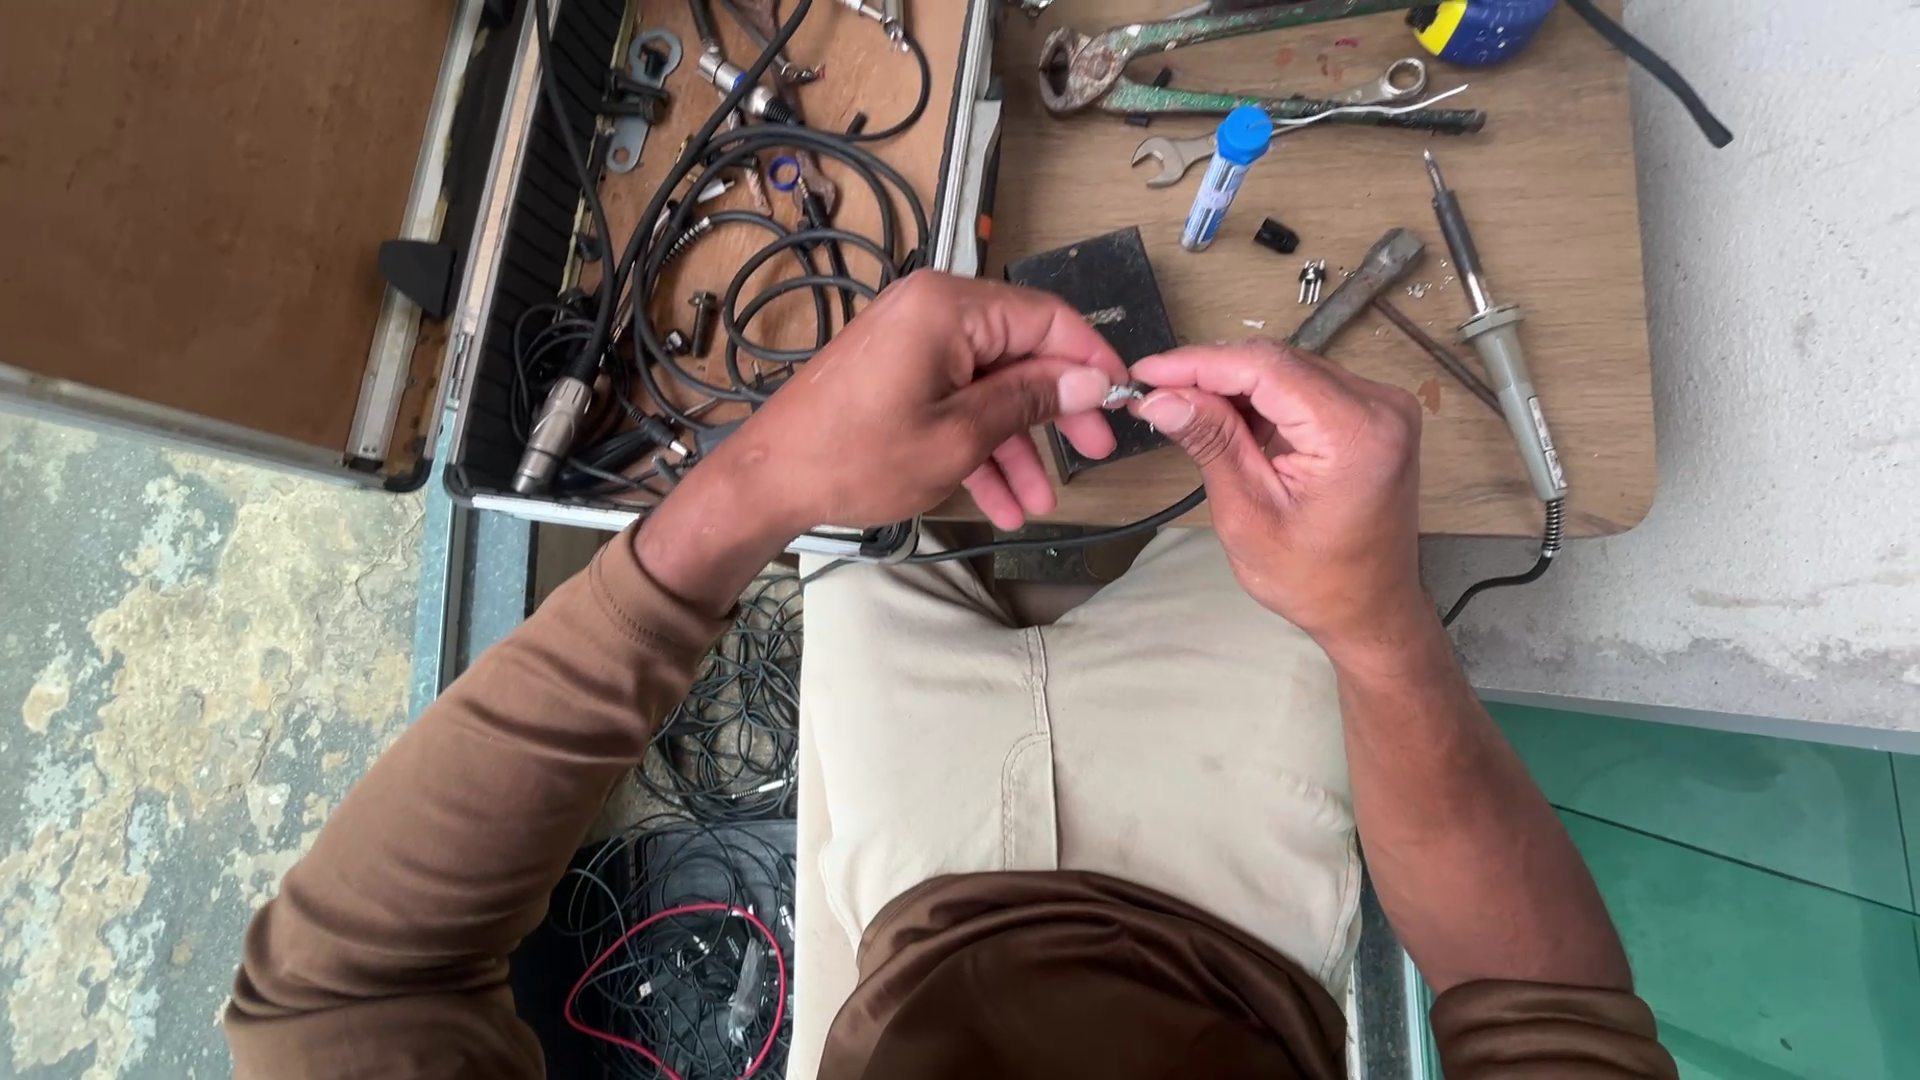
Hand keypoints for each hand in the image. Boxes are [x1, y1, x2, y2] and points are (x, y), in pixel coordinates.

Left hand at [634, 272, 1125, 614]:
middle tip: (1090, 456)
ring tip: (1036, 505)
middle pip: (1020, 355)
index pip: (1047, 317)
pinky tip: (1000, 503)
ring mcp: (915, 345)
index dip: (1090, 360)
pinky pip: (954, 403)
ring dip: (1014, 448)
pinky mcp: (900, 376)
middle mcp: (934, 313)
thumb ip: (1029, 401)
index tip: (1120, 401)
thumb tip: (1090, 380)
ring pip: (988, 390)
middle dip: (1055, 413)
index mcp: (950, 308)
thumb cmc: (858, 458)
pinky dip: (976, 447)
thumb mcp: (957, 436)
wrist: (769, 480)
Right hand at [1127, 339, 1431, 660]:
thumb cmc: (1314, 579)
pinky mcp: (1367, 414)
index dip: (1197, 364)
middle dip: (1208, 373)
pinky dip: (1255, 398)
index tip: (1147, 372)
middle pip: (1276, 362)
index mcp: (1354, 433)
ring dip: (1228, 385)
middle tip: (1154, 392)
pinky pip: (1300, 387)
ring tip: (1179, 407)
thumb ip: (1210, 443)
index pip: (1265, 369)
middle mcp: (1378, 406)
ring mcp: (1378, 406)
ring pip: (1284, 370)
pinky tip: (1221, 417)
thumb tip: (1161, 399)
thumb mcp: (1246, 513)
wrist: (1368, 607)